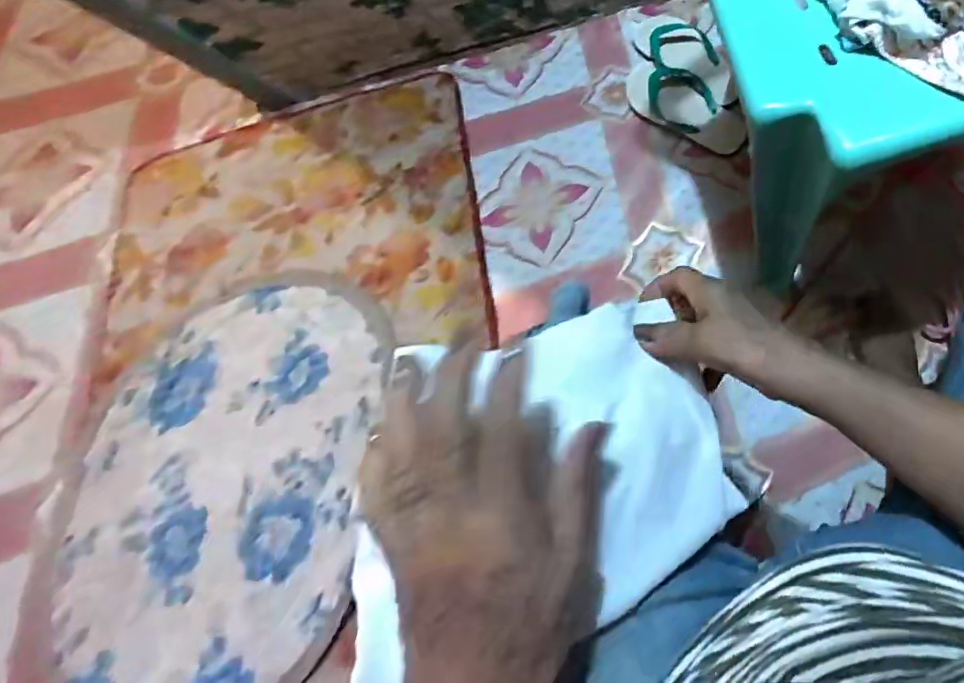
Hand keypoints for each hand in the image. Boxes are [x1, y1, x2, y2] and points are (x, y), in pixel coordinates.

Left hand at [359, 332, 607, 682]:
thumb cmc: (533, 623)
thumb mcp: (574, 562)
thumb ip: (577, 490)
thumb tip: (590, 426)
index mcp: (500, 518)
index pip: (499, 434)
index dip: (506, 385)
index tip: (515, 351)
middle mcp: (450, 515)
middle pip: (441, 432)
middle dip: (448, 377)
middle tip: (460, 340)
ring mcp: (413, 531)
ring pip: (399, 455)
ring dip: (401, 403)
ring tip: (408, 363)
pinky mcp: (392, 548)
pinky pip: (374, 496)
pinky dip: (373, 457)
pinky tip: (379, 428)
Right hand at [635, 267, 802, 391]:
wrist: (787, 367)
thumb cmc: (739, 345)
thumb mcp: (697, 341)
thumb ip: (667, 337)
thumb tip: (640, 334)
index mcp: (708, 289)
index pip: (677, 276)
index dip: (657, 288)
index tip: (642, 313)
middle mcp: (720, 299)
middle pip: (687, 300)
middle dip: (668, 320)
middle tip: (653, 341)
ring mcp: (733, 319)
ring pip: (700, 325)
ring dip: (685, 342)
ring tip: (671, 363)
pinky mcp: (743, 340)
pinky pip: (715, 345)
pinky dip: (705, 360)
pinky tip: (702, 382)